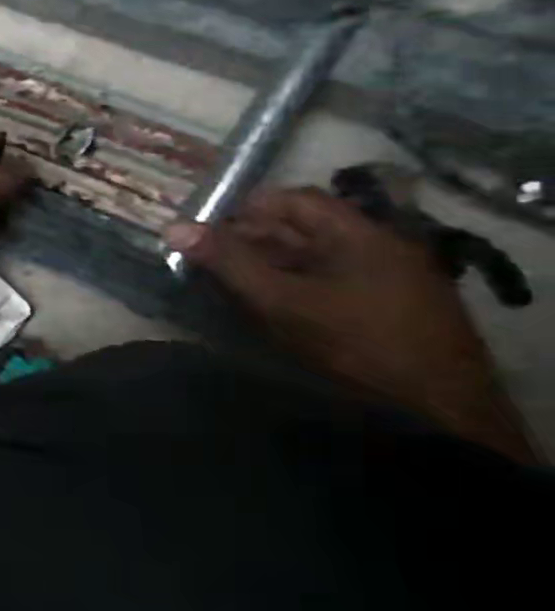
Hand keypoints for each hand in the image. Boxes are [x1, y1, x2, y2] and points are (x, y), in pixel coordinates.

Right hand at [165, 188, 532, 460]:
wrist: (436, 410)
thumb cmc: (355, 343)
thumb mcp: (280, 301)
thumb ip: (227, 261)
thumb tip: (173, 227)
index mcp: (362, 236)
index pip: (293, 200)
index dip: (244, 208)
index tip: (202, 228)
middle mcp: (379, 249)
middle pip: (301, 229)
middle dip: (247, 239)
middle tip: (203, 256)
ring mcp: (387, 279)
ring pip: (310, 257)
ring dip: (264, 264)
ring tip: (222, 280)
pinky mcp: (386, 308)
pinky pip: (325, 280)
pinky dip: (288, 284)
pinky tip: (262, 303)